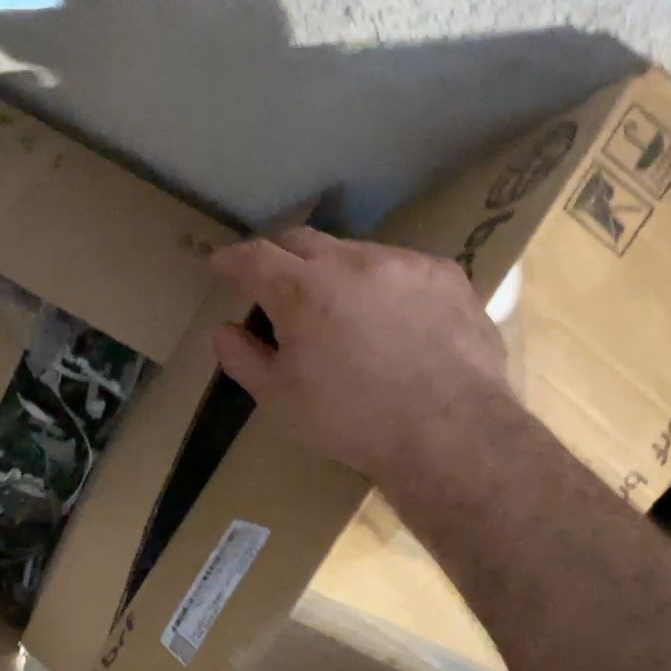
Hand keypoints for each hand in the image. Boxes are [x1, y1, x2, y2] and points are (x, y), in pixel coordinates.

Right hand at [209, 228, 509, 484]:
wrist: (449, 431)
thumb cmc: (350, 420)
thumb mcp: (279, 398)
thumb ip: (243, 358)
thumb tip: (223, 330)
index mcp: (303, 292)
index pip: (253, 257)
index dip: (231, 259)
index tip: (220, 265)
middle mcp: (352, 262)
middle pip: (301, 240)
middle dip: (277, 256)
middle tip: (269, 281)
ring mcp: (404, 263)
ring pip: (352, 251)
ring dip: (331, 271)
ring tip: (334, 308)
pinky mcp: (445, 274)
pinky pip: (397, 267)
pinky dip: (378, 283)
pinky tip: (386, 319)